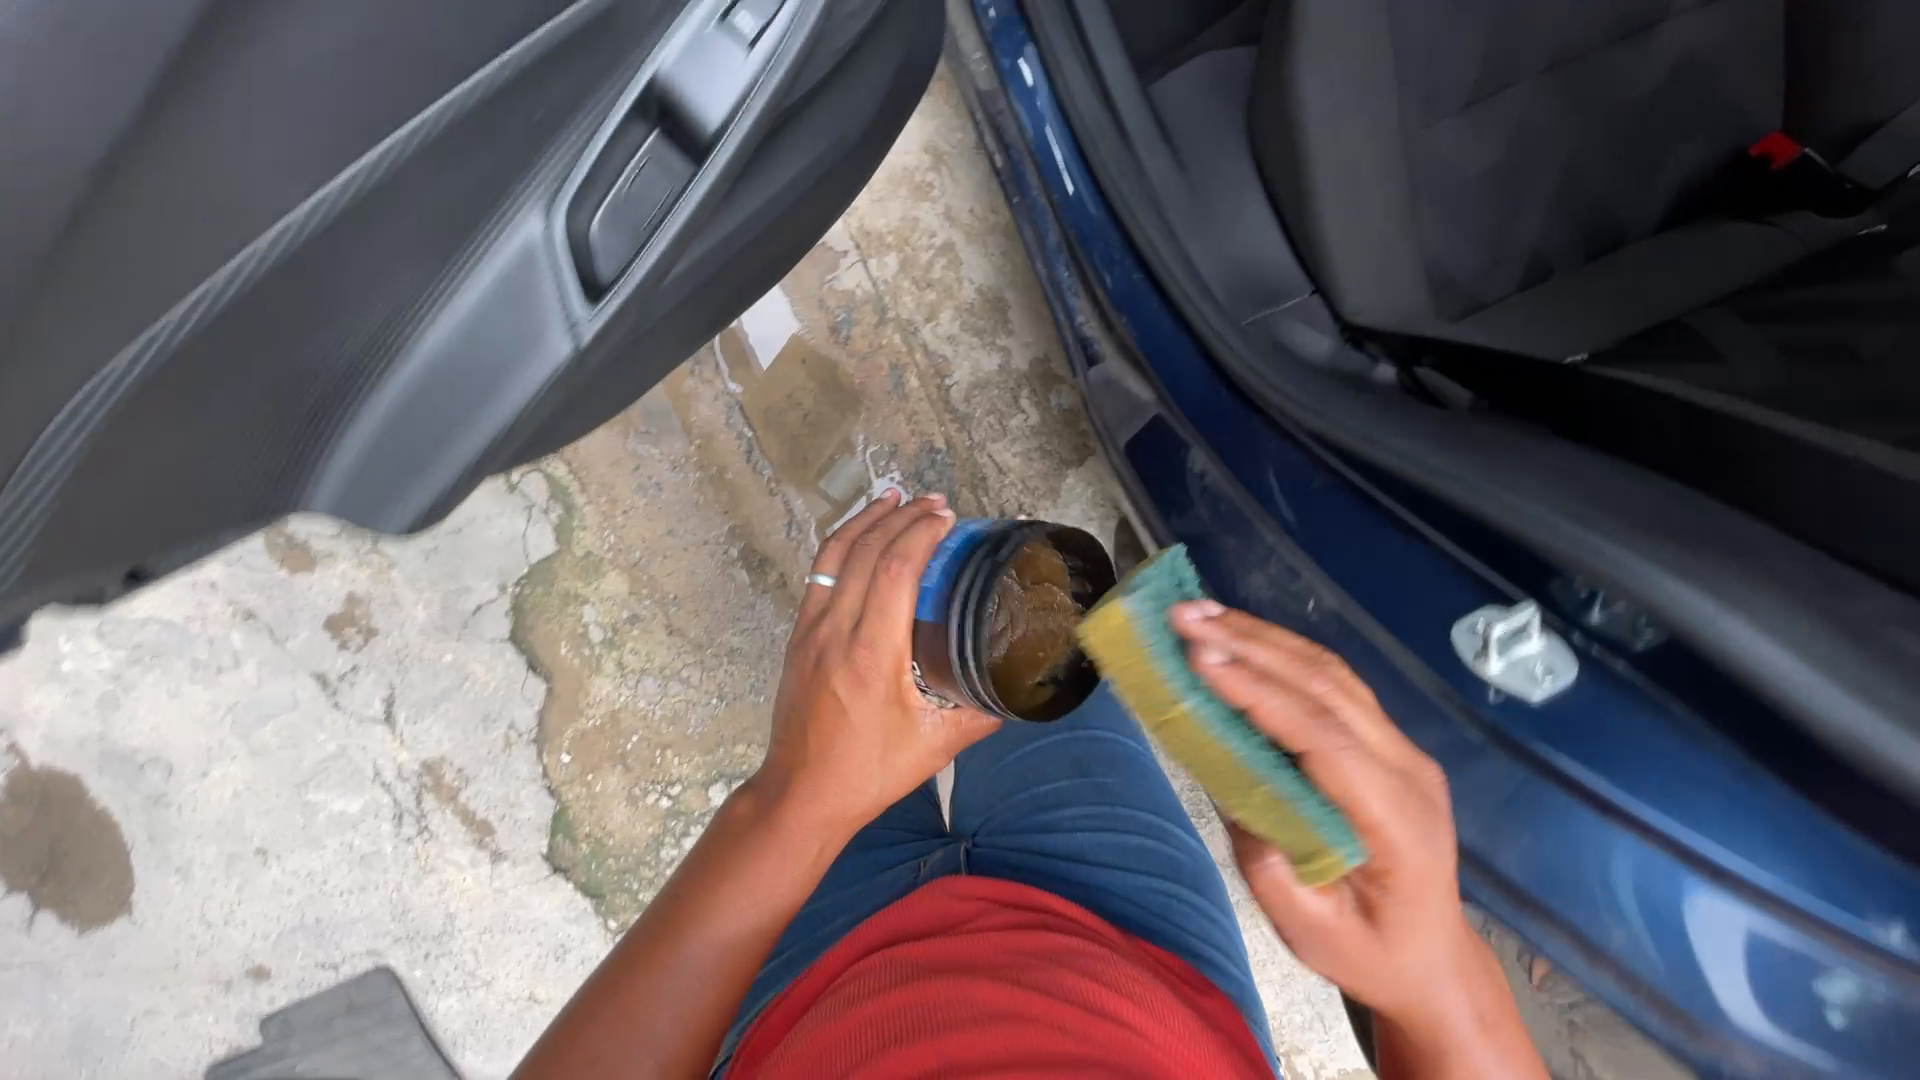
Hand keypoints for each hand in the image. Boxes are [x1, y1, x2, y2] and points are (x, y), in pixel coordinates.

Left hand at [751, 491, 1000, 838]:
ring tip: (895, 497)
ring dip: (866, 519)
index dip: (921, 534)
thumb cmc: (870, 771)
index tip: (947, 518)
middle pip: (866, 551)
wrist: (801, 793)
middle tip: (936, 503)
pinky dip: (842, 542)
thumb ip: (982, 711)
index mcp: (872, 653)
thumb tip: (1016, 681)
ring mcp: (810, 629)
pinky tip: (860, 532)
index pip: (894, 570)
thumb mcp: (937, 746)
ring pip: (836, 554)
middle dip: (902, 517)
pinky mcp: (797, 635)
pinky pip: (820, 572)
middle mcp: (836, 630)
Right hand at [1172, 603, 1539, 1076]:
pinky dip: (1279, 649)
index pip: (1324, 738)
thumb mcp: (1313, 936)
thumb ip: (1273, 872)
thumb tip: (1230, 791)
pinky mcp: (1382, 738)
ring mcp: (1399, 746)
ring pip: (1329, 671)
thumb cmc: (1371, 953)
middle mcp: (1406, 767)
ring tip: (1198, 612)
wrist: (1432, 956)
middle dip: (1248, 645)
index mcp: (1396, 819)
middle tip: (1182, 616)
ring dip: (1260, 635)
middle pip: (1325, 686)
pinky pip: (1331, 680)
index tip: (1200, 659)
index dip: (1260, 693)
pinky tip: (1239, 632)